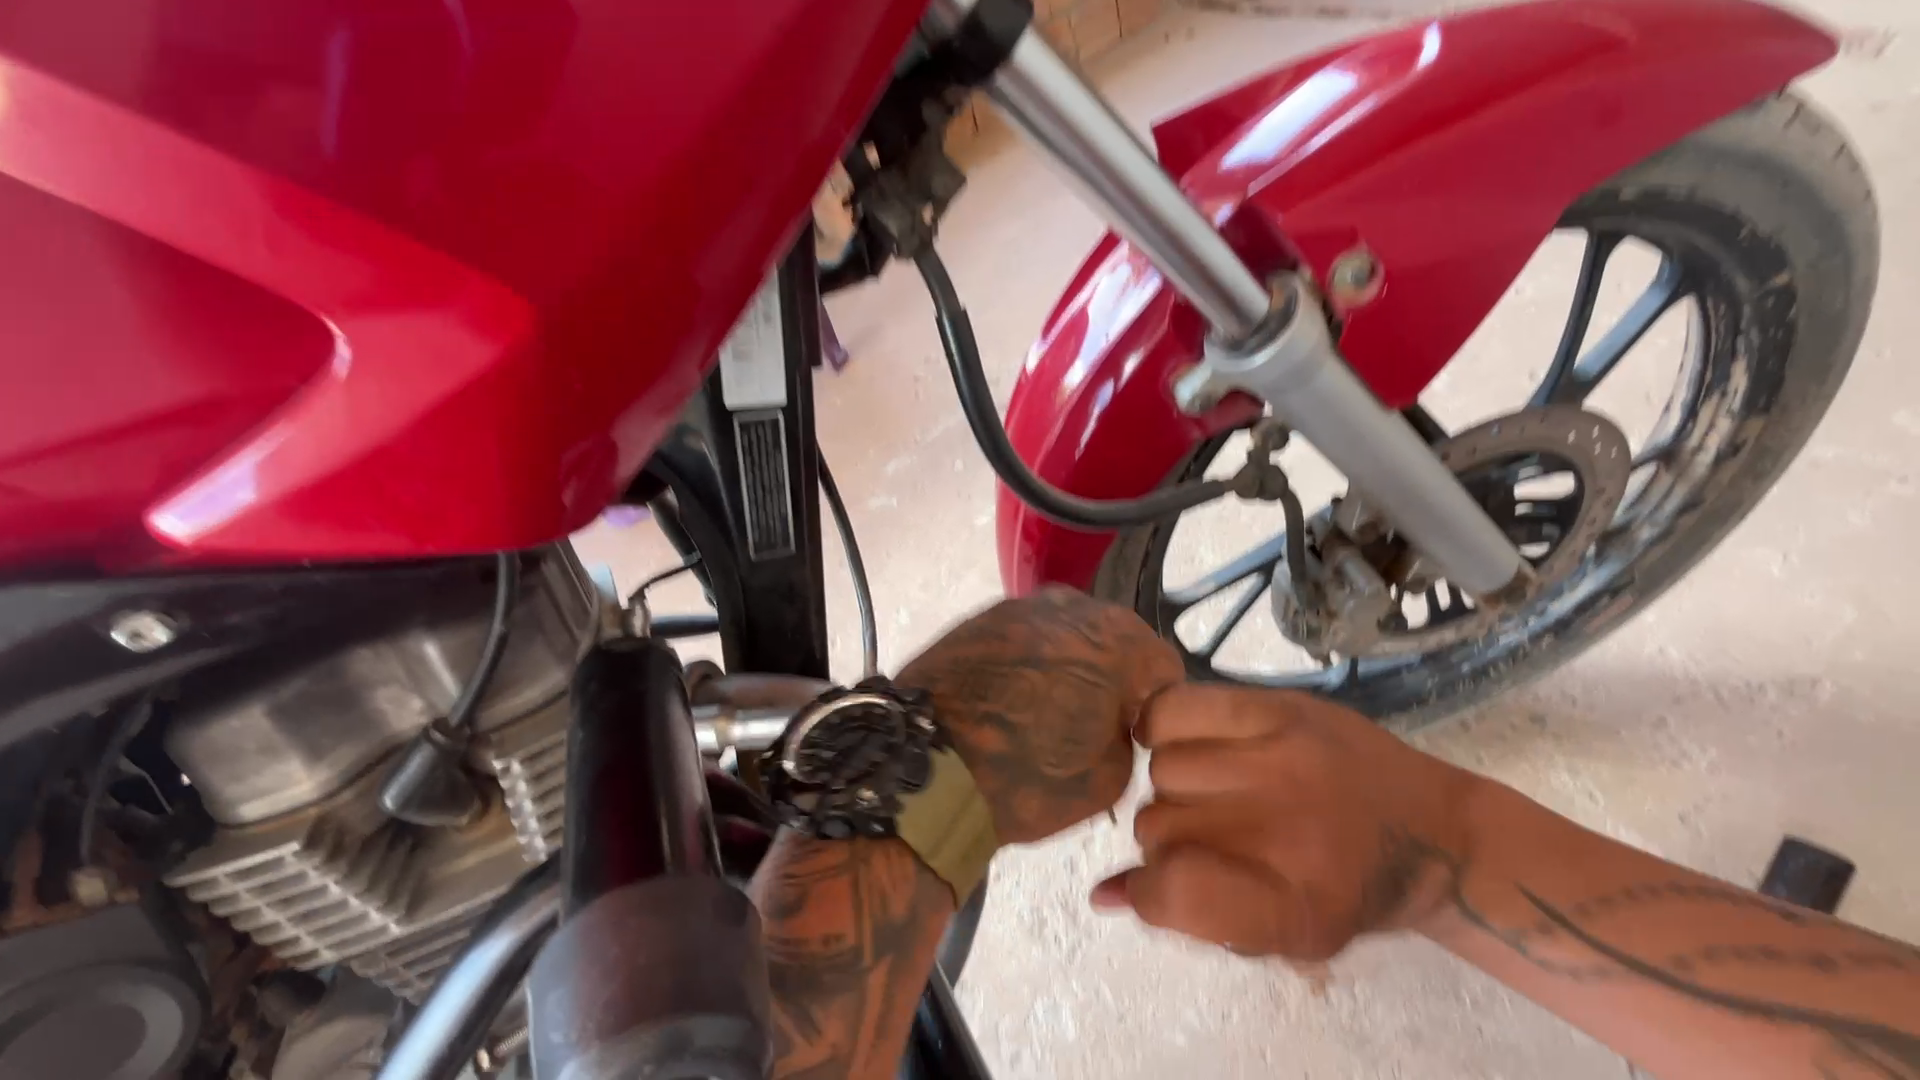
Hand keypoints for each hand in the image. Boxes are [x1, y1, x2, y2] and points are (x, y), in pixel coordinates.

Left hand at [899, 588, 1184, 845]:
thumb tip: (1116, 715)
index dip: (1156, 704)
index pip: (1163, 666)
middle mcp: (1073, 605)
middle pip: (1115, 638)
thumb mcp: (1111, 776)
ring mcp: (1021, 606)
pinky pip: (1025, 635)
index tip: (1137, 732)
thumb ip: (1128, 731)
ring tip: (1046, 709)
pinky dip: (1028, 659)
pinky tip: (1010, 697)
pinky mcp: (979, 617)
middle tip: (1094, 721)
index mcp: (1117, 640)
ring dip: (1069, 663)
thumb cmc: (1028, 778)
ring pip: (1068, 632)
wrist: (925, 767)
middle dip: (1113, 674)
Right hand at [1091, 684, 1486, 959]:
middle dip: (1166, 836)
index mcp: (1292, 907)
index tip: (1159, 885)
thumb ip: (1193, 916)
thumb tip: (1102, 894)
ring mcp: (1281, 758)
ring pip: (1161, 767)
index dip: (1148, 891)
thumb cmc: (1349, 892)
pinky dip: (1161, 726)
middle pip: (1157, 824)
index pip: (1172, 891)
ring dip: (1170, 785)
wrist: (1434, 832)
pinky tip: (1180, 739)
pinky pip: (1174, 708)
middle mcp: (1285, 828)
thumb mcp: (1283, 934)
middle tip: (1202, 834)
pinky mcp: (1277, 707)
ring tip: (1204, 788)